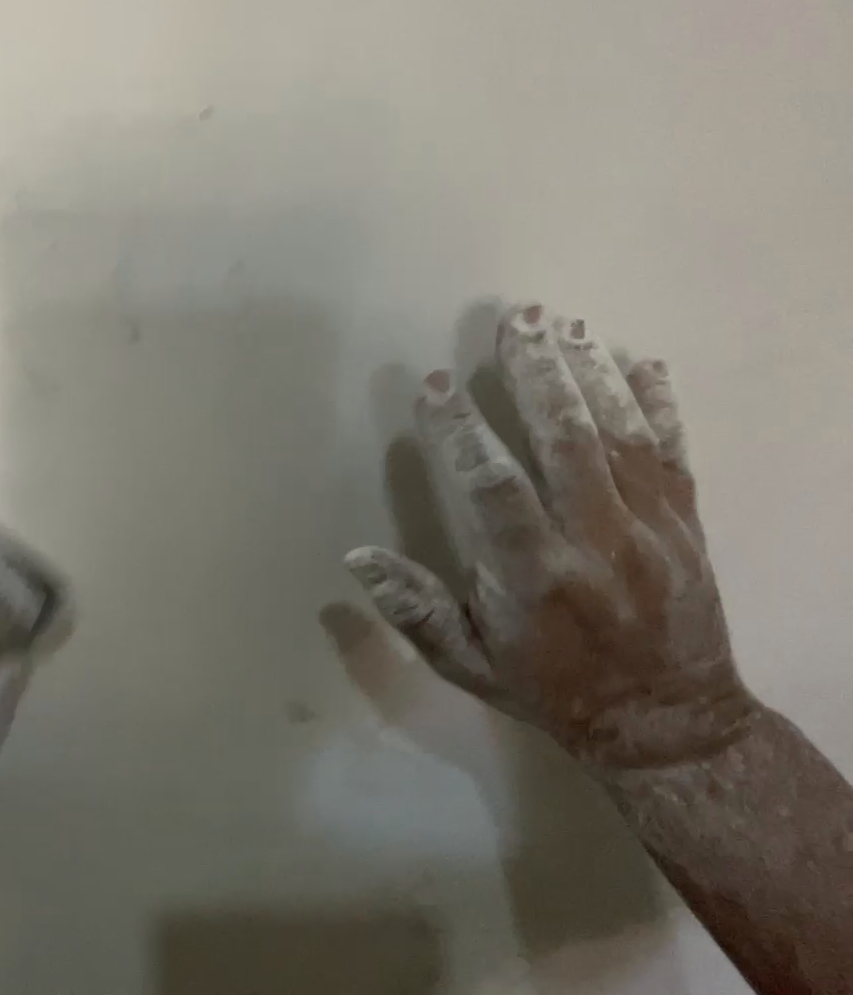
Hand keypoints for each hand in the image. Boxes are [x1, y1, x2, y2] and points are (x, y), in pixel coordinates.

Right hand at [345, 304, 759, 770]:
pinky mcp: (688, 524)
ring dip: (589, 374)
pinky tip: (637, 361)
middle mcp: (597, 539)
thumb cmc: (549, 687)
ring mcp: (652, 528)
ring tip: (562, 325)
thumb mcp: (465, 661)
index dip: (461, 431)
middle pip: (567, 440)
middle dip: (537, 376)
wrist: (669, 722)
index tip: (436, 387)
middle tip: (514, 323)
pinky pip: (674, 452)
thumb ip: (413, 608)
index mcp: (533, 573)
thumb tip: (357, 557)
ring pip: (621, 435)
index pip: (492, 485)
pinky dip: (658, 402)